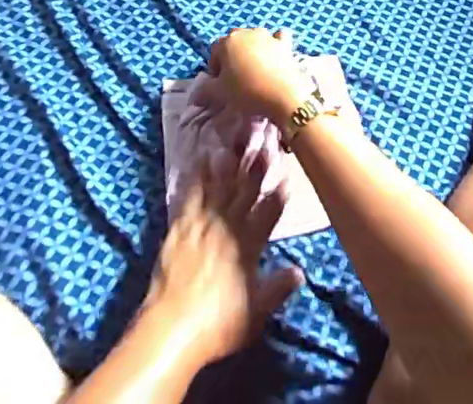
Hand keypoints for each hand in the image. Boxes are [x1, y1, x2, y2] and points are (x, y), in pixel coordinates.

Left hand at [145, 146, 304, 365]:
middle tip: (263, 144)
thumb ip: (278, 288)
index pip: (268, 214)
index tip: (287, 175)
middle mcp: (227, 229)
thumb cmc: (219, 325)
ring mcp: (202, 224)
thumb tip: (300, 271)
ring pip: (219, 188)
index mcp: (249, 247)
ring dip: (228, 165)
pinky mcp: (180, 227)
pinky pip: (191, 196)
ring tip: (234, 143)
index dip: (278, 194)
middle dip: (256, 168)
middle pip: (245, 193)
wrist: (172, 329)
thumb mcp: (256, 312)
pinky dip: (198, 177)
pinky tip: (200, 161)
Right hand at [203, 29, 315, 124]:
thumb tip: (195, 95)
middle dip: (232, 56)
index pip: (214, 51)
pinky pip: (278, 38)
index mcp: (227, 41)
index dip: (214, 67)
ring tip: (254, 70)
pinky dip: (275, 44)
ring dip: (251, 50)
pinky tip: (274, 55)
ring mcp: (267, 36)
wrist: (281, 96)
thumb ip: (205, 90)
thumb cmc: (245, 91)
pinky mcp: (284, 44)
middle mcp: (246, 32)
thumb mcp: (219, 93)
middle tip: (235, 77)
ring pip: (254, 38)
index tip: (219, 83)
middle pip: (234, 42)